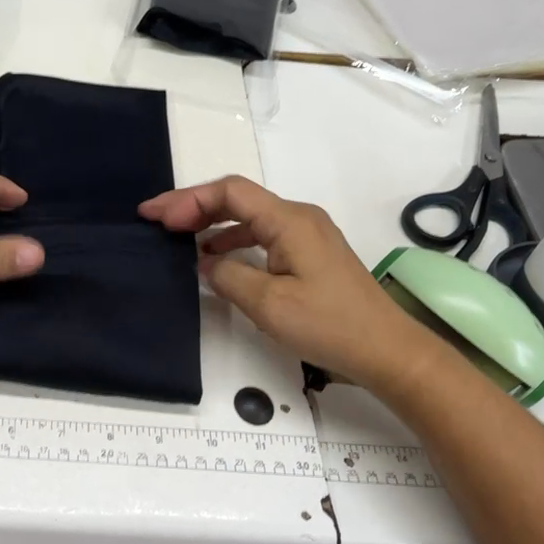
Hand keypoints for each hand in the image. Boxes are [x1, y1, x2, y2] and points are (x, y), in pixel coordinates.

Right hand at [139, 176, 426, 389]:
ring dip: (211, 223)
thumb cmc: (329, 325)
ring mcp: (307, 234)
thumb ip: (228, 276)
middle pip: (238, 198)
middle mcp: (298, 217)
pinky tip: (214, 258)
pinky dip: (232, 240)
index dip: (188, 199)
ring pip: (249, 216)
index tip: (155, 217)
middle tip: (156, 220)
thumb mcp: (268, 304)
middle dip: (194, 206)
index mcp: (289, 220)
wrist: (387, 351)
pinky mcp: (310, 254)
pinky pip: (262, 234)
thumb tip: (205, 262)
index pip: (230, 192)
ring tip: (176, 238)